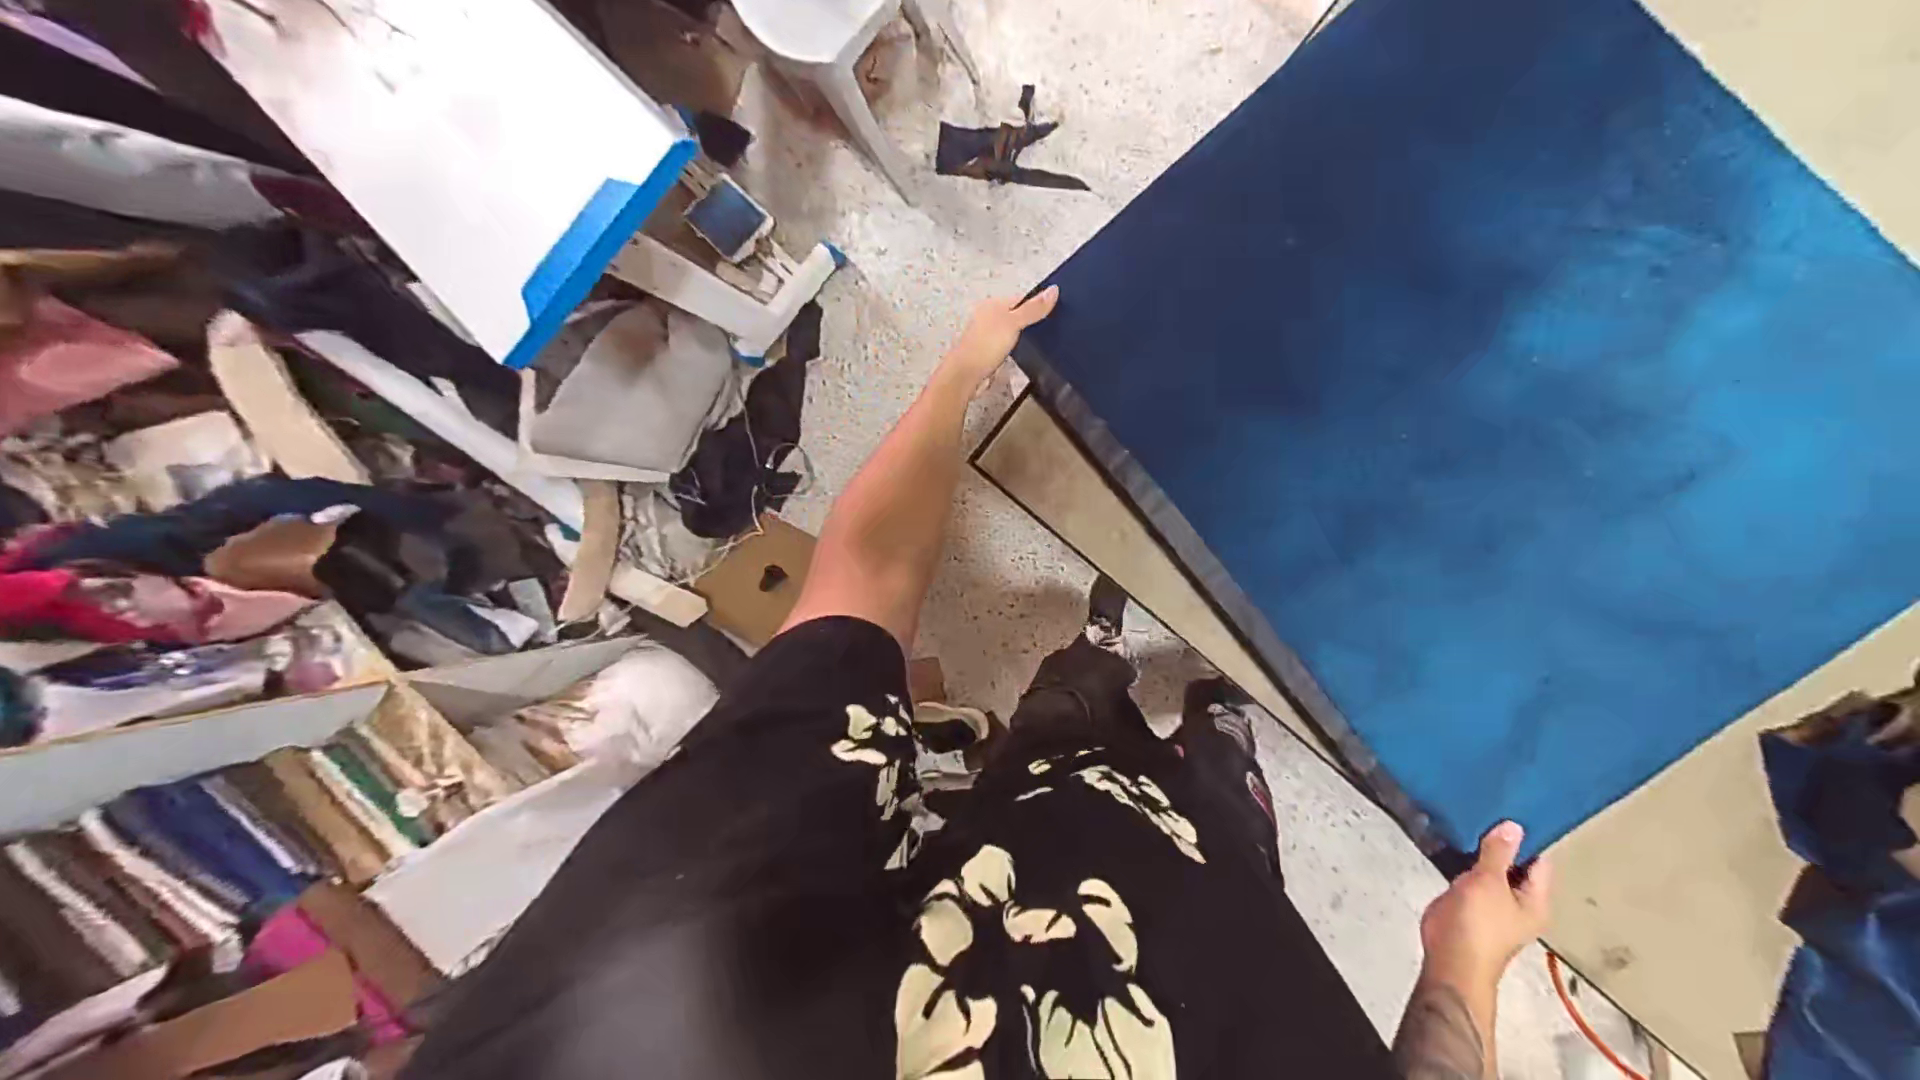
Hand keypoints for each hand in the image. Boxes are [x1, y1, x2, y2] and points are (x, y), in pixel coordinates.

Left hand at [940, 287, 1059, 388]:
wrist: (965, 375)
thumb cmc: (986, 345)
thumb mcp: (1014, 323)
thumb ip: (1033, 309)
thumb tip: (1054, 289)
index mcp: (993, 304)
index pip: (1021, 299)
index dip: (1038, 305)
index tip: (1056, 313)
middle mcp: (988, 317)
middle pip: (1016, 315)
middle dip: (1031, 322)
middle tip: (1051, 329)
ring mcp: (987, 336)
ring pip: (1011, 332)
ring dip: (1022, 337)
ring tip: (1041, 342)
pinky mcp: (987, 353)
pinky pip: (1006, 347)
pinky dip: (1014, 349)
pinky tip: (1023, 354)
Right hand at [1417, 821, 1552, 992]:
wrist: (1451, 955)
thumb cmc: (1479, 921)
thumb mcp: (1489, 882)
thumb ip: (1498, 853)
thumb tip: (1513, 825)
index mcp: (1536, 901)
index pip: (1539, 862)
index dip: (1527, 838)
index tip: (1510, 810)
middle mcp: (1520, 901)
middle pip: (1514, 864)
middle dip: (1500, 841)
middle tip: (1484, 808)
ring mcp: (1493, 901)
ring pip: (1490, 869)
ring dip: (1480, 850)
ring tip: (1466, 817)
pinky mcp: (1469, 901)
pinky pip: (1471, 875)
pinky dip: (1464, 860)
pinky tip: (1449, 841)